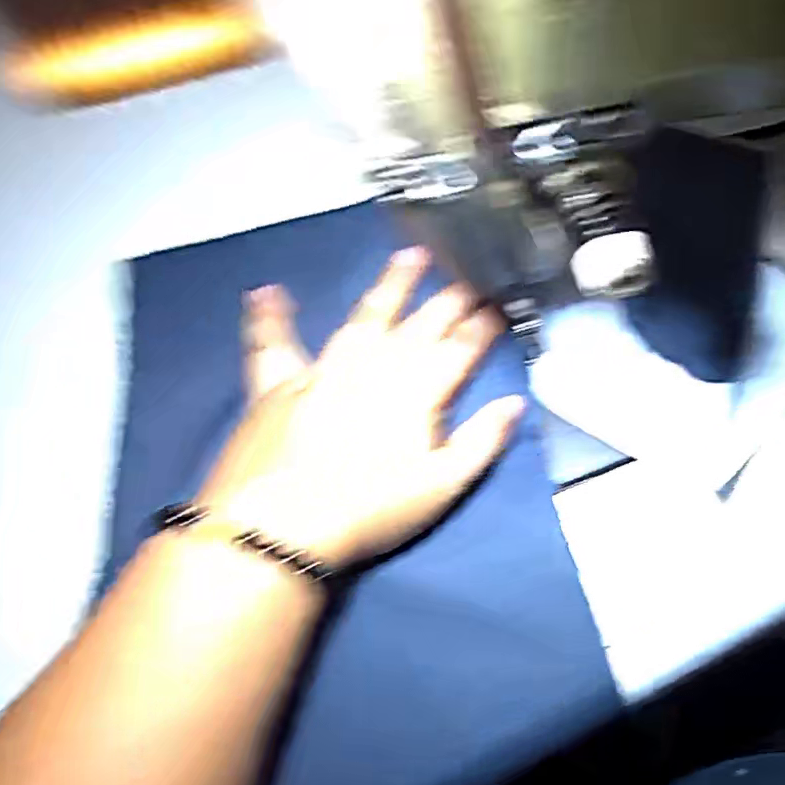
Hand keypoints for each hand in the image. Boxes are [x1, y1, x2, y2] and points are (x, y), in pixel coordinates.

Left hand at [193, 248, 524, 568]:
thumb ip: (483, 440)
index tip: (501, 307)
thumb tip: (514, 402)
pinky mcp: (277, 386)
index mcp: (416, 395)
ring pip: (363, 319)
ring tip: (410, 256)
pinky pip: (274, 343)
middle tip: (471, 277)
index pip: (458, 352)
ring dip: (389, 287)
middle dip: (449, 301)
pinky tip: (269, 290)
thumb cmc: (374, 509)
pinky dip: (272, 317)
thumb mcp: (445, 484)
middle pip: (418, 327)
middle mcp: (372, 371)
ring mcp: (322, 373)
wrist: (278, 528)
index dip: (482, 328)